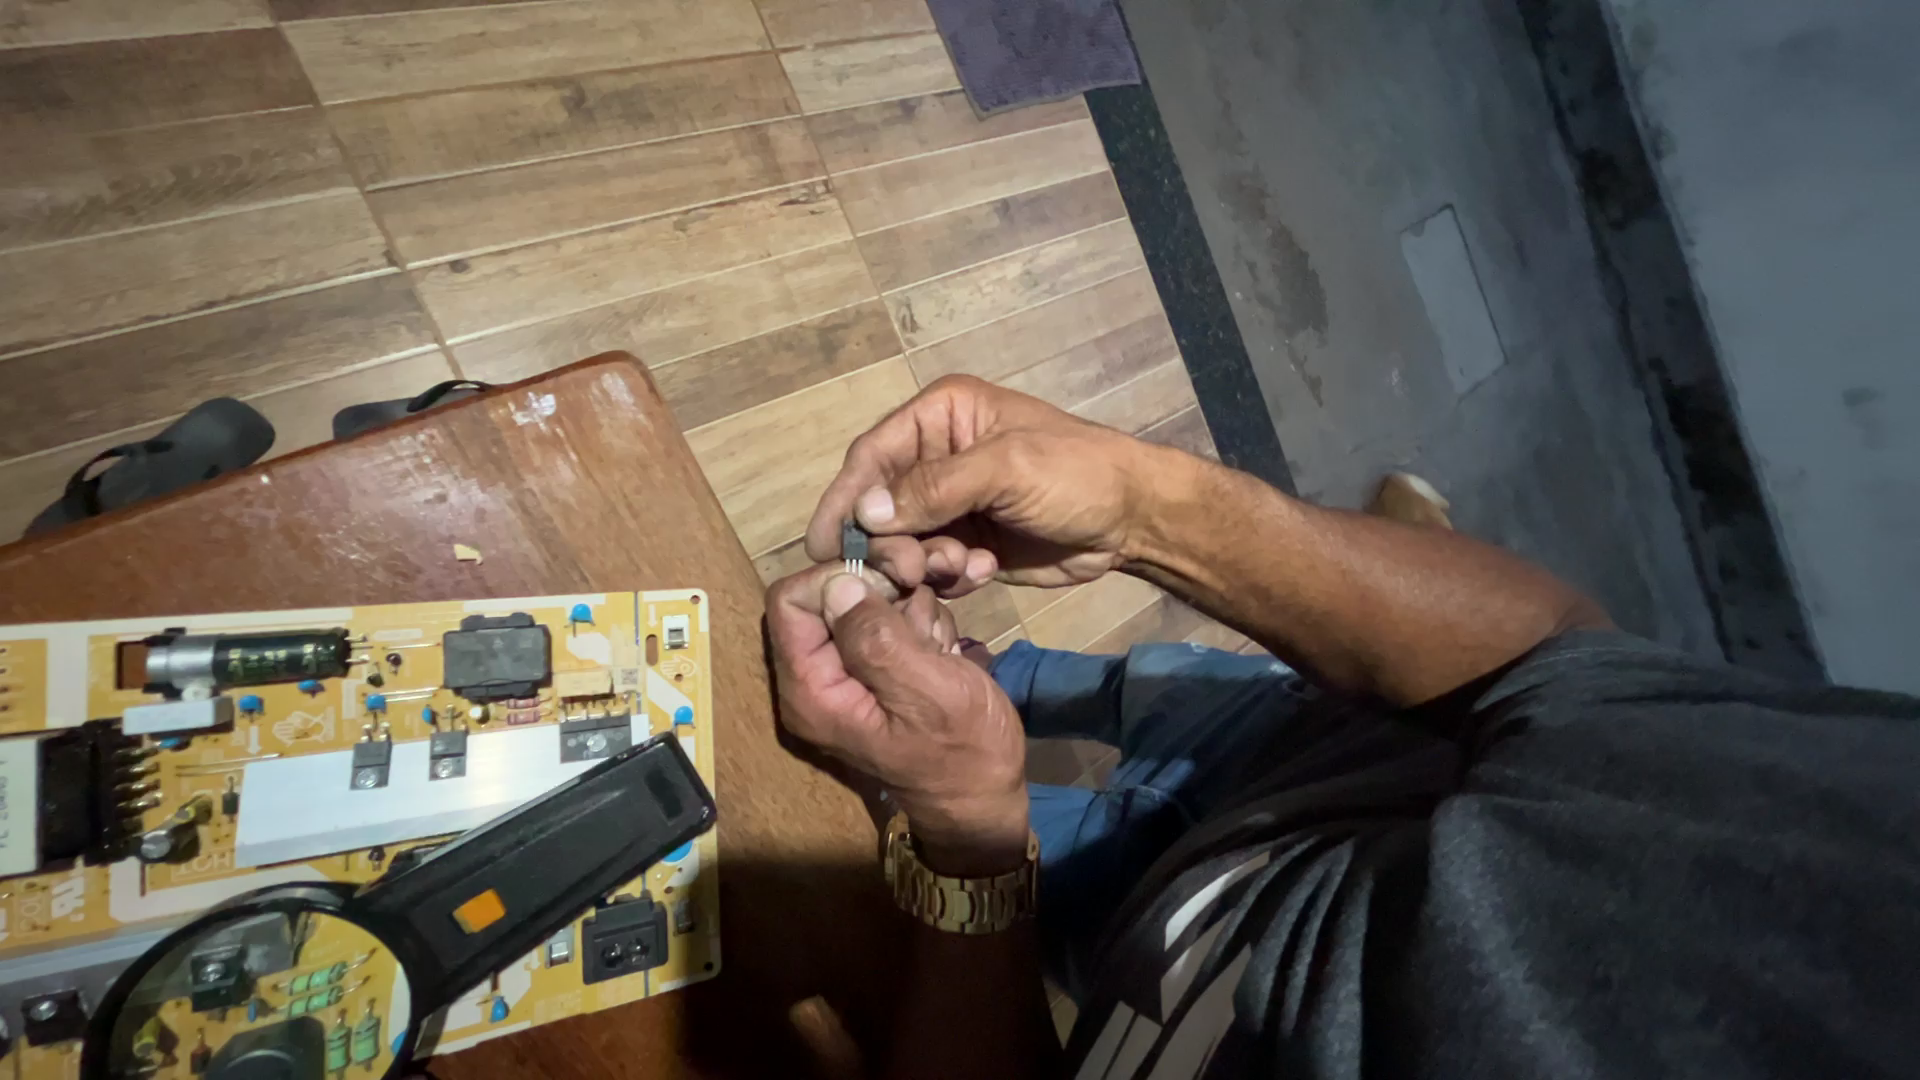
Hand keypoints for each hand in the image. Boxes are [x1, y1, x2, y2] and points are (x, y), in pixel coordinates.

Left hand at [767, 563, 1028, 874]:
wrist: (989, 797)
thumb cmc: (964, 752)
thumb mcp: (928, 694)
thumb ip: (878, 639)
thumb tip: (837, 583)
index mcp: (813, 690)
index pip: (791, 600)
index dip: (841, 578)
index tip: (896, 584)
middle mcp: (821, 676)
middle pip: (832, 593)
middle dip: (890, 586)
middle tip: (934, 601)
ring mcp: (853, 670)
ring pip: (870, 601)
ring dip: (916, 606)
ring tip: (944, 647)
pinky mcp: (881, 668)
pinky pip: (893, 619)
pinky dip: (925, 621)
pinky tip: (947, 650)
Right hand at [802, 376, 1168, 595]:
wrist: (1132, 519)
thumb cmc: (1074, 473)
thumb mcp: (1007, 469)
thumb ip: (935, 488)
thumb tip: (865, 514)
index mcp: (940, 418)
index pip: (873, 456)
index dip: (845, 499)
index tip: (823, 544)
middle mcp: (935, 458)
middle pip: (880, 505)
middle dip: (890, 542)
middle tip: (909, 571)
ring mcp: (950, 504)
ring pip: (903, 541)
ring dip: (923, 562)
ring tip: (963, 567)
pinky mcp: (966, 542)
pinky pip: (932, 565)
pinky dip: (947, 576)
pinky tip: (983, 572)